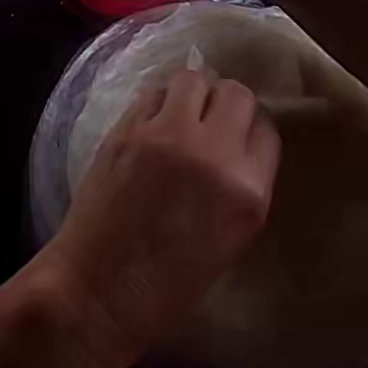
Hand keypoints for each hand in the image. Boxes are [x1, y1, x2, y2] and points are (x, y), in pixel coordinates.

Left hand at [43, 69, 281, 362]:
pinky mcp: (128, 130)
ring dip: (192, 93)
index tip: (237, 136)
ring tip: (181, 113)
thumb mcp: (233, 236)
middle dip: (227, 104)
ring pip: (194, 79)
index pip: (267, 130)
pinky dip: (159, 100)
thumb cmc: (170, 280)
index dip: (251, 129)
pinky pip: (154, 91)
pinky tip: (153, 121)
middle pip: (237, 94)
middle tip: (210, 120)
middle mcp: (215, 154)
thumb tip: (237, 141)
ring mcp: (168, 137)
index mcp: (248, 192)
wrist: (100, 289)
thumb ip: (243, 183)